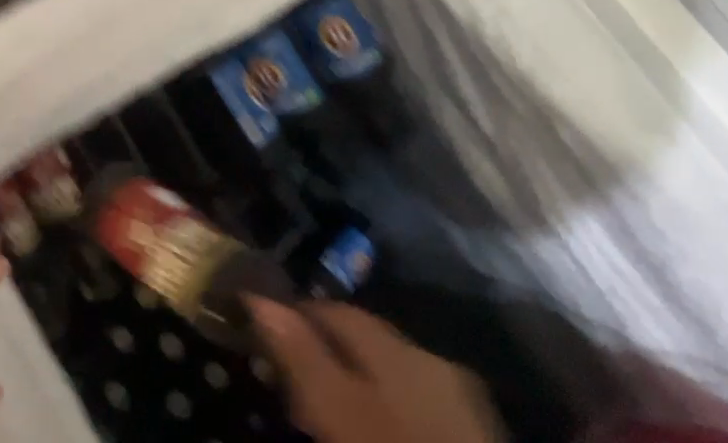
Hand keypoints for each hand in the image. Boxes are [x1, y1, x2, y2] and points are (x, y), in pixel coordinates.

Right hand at [248, 297, 505, 442]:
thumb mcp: (336, 406)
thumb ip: (299, 352)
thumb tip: (257, 296)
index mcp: (398, 346)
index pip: (332, 308)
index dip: (290, 313)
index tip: (254, 330)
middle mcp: (431, 357)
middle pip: (362, 335)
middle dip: (320, 345)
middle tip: (281, 373)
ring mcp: (459, 396)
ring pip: (387, 368)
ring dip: (350, 376)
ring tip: (318, 403)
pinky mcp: (472, 431)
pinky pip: (410, 398)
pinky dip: (380, 402)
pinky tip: (365, 424)